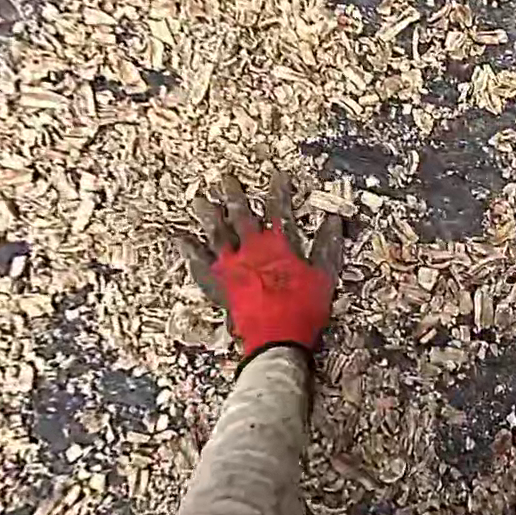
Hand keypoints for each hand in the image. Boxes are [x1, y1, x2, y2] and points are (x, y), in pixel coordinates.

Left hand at [179, 172, 346, 359]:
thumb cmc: (302, 308)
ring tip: (200, 201)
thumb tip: (334, 221)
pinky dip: (190, 251)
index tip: (277, 176)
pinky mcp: (220, 283)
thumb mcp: (324, 275)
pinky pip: (200, 264)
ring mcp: (233, 265)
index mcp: (279, 244)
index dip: (280, 190)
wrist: (278, 338)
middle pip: (241, 215)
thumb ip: (328, 246)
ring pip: (217, 233)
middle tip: (226, 179)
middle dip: (235, 195)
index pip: (280, 209)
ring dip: (209, 215)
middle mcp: (253, 248)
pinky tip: (181, 239)